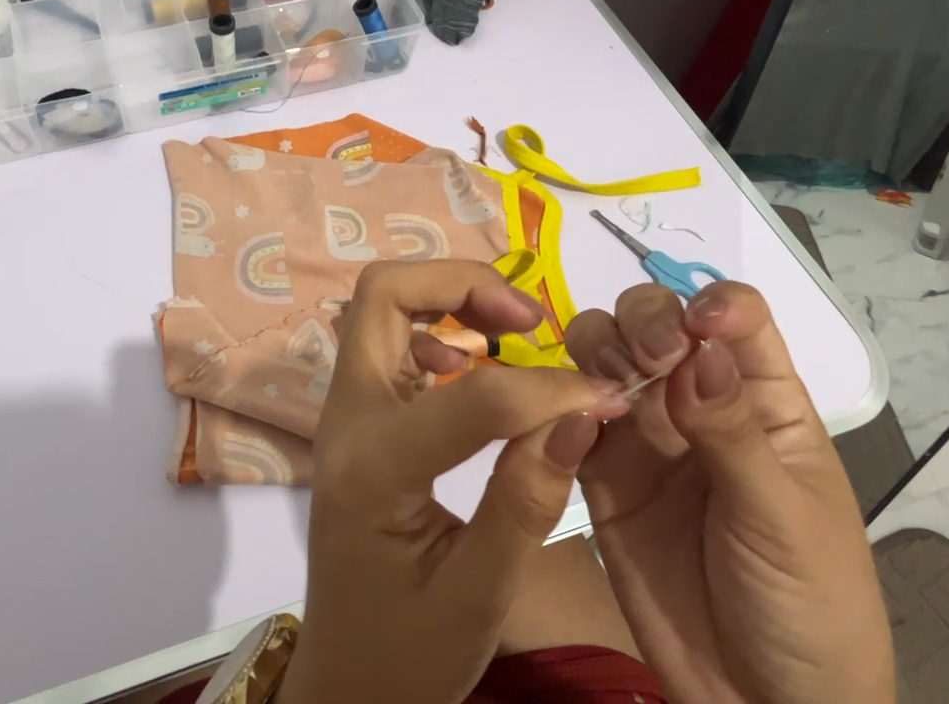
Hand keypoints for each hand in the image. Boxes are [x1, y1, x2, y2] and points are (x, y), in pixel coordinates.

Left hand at [279, 260, 629, 703]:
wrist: (345, 680)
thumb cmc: (409, 650)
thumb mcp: (480, 595)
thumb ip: (528, 500)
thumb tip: (580, 416)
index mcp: (374, 467)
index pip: (472, 394)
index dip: (548, 390)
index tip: (603, 399)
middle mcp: (346, 419)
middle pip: (383, 295)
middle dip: (464, 285)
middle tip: (532, 321)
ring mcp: (345, 412)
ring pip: (381, 306)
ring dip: (449, 297)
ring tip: (515, 331)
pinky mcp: (358, 418)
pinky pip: (388, 339)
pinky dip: (437, 327)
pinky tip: (475, 363)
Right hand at [567, 282, 893, 703]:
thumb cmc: (809, 605)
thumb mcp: (785, 519)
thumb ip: (734, 432)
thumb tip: (699, 347)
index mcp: (761, 401)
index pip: (735, 318)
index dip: (712, 304)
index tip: (694, 326)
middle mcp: (695, 402)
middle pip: (656, 320)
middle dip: (644, 322)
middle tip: (646, 365)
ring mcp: (643, 436)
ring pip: (602, 353)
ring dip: (597, 350)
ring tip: (605, 392)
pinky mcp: (598, 474)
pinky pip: (566, 419)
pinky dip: (556, 405)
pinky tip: (563, 422)